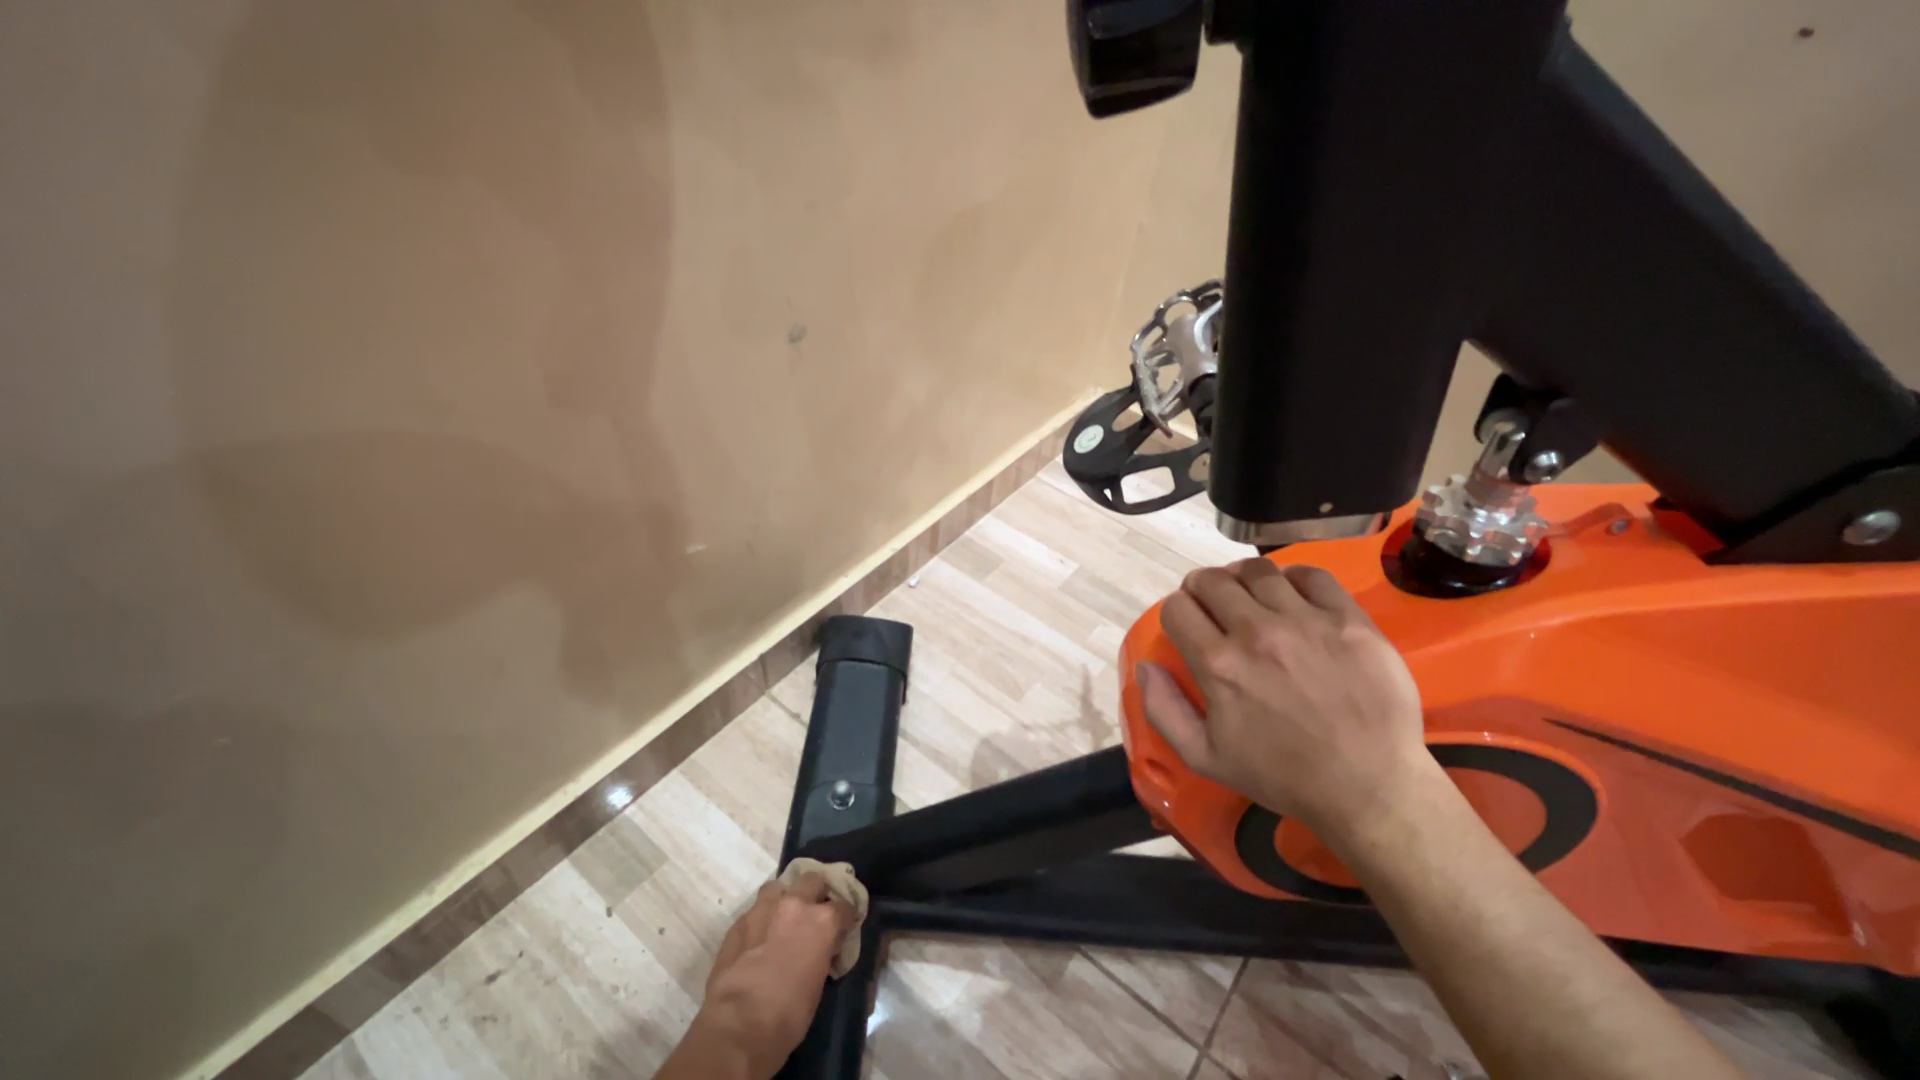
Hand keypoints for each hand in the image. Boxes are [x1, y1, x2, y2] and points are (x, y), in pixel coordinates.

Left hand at [661, 872, 854, 1079]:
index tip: (843, 927)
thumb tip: (821, 951)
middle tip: (814, 914)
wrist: (738, 1024)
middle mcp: (795, 904)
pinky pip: (756, 909)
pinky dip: (762, 917)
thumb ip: (822, 954)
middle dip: (816, 893)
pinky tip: (760, 937)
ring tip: (784, 918)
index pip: (844, 905)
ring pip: (779, 887)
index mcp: (823, 920)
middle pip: (812, 881)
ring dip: (785, 897)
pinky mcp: (738, 922)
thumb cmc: (788, 1014)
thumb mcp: (819, 983)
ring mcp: (763, 909)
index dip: (845, 917)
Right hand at [1136, 558, 1430, 843]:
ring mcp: (1306, 621)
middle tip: (1212, 605)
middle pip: (1212, 581)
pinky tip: (1293, 595)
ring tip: (1250, 594)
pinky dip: (1293, 577)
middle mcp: (1256, 632)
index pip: (1178, 608)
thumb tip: (1145, 667)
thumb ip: (1164, 710)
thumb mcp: (1205, 758)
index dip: (1176, 612)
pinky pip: (1312, 576)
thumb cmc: (1282, 776)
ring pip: (1258, 571)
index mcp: (1218, 665)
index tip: (1186, 624)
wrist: (1368, 785)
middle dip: (1202, 588)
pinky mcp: (1348, 619)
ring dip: (1243, 578)